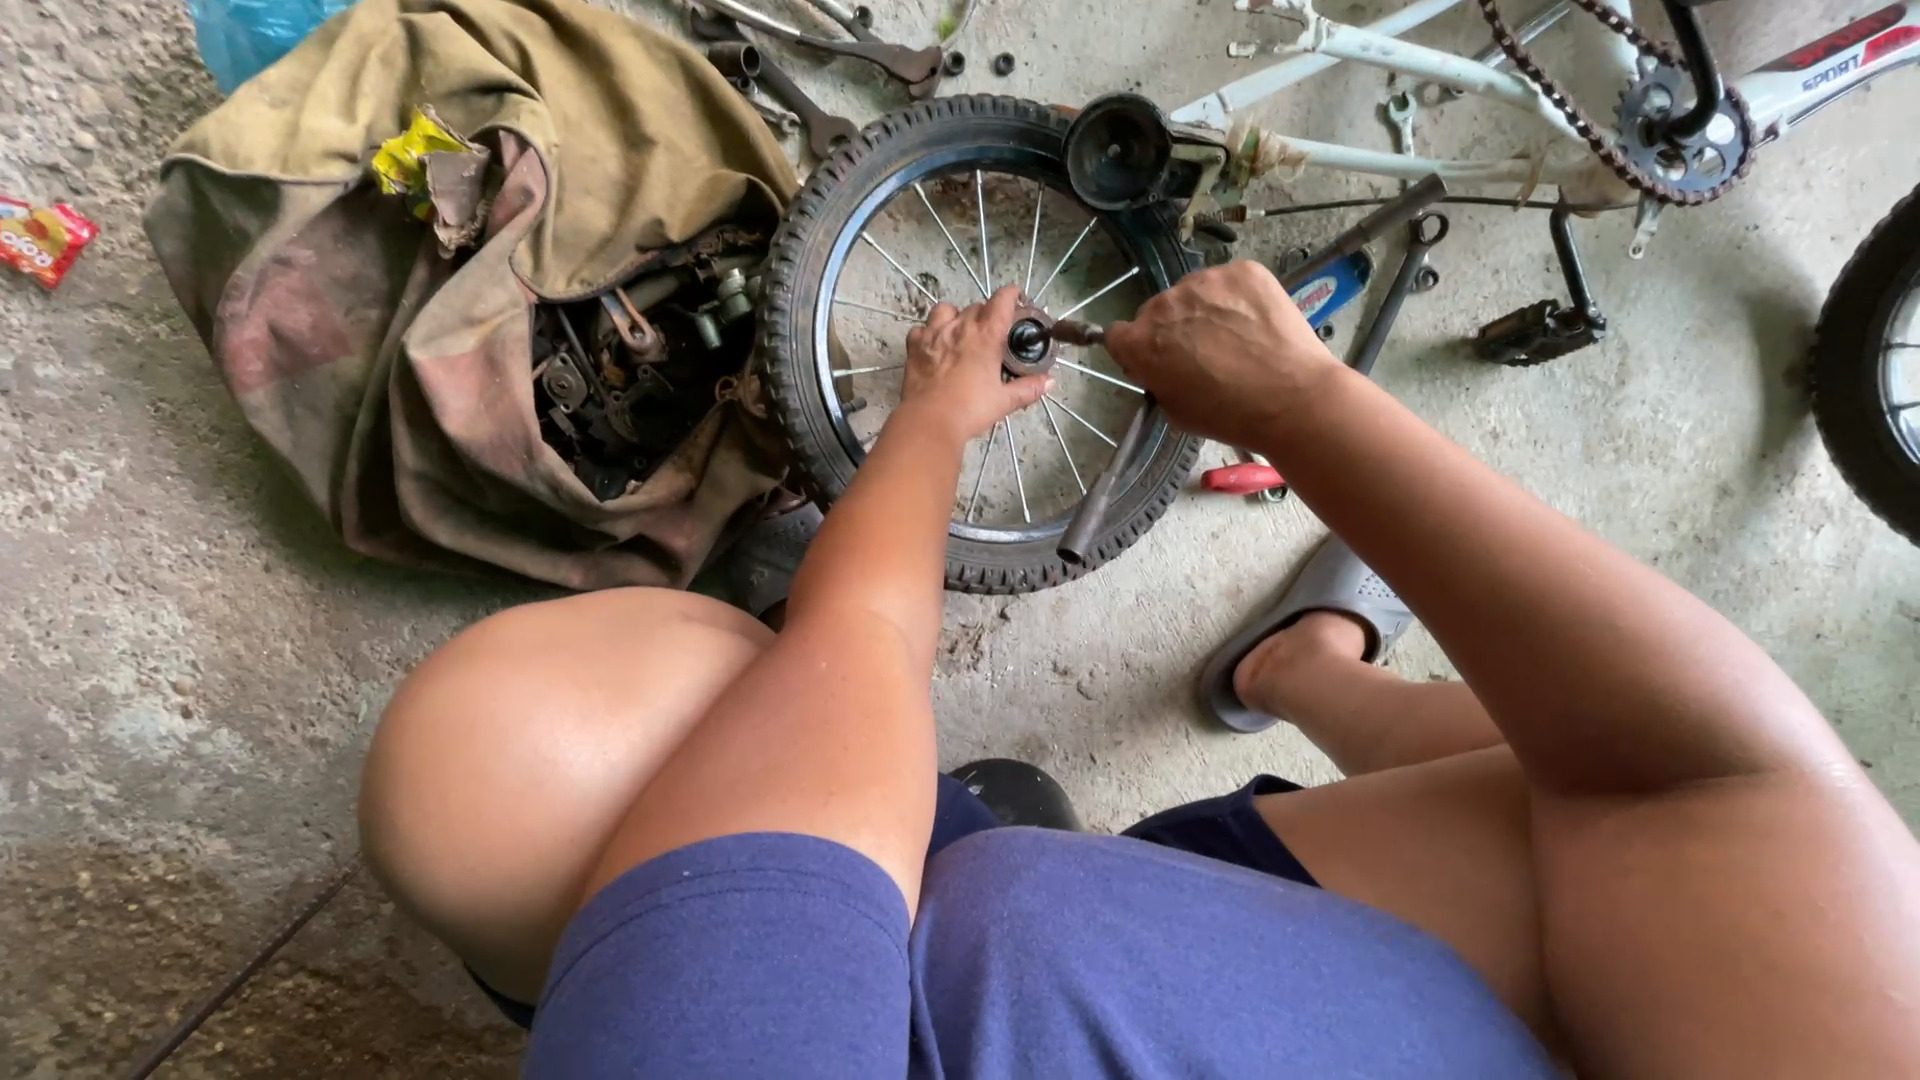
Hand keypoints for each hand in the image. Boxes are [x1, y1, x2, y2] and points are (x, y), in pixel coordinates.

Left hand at [898, 286, 1052, 446]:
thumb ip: (1028, 388)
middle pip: (977, 306)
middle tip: (992, 335)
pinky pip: (921, 328)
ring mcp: (934, 333)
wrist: (929, 421)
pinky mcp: (914, 346)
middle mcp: (960, 326)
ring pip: (946, 309)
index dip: (1013, 295)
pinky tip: (934, 346)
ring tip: (959, 333)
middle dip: (987, 315)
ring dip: (955, 316)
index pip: (1003, 299)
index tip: (1018, 301)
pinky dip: (928, 333)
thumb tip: (1049, 383)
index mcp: (987, 335)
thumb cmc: (969, 409)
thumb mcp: (1004, 401)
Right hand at [1104, 260, 1339, 448]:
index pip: (1117, 334)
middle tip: (1199, 353)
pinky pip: (1227, 282)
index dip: (1135, 349)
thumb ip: (1155, 379)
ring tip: (1232, 337)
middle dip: (1169, 329)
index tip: (1155, 361)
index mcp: (1140, 342)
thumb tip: (1159, 365)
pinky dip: (1235, 298)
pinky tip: (1253, 323)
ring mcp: (1205, 281)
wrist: (1290, 398)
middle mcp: (1164, 304)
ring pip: (1192, 293)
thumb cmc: (1226, 415)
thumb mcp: (1173, 410)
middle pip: (1155, 311)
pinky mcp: (1243, 270)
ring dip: (1202, 310)